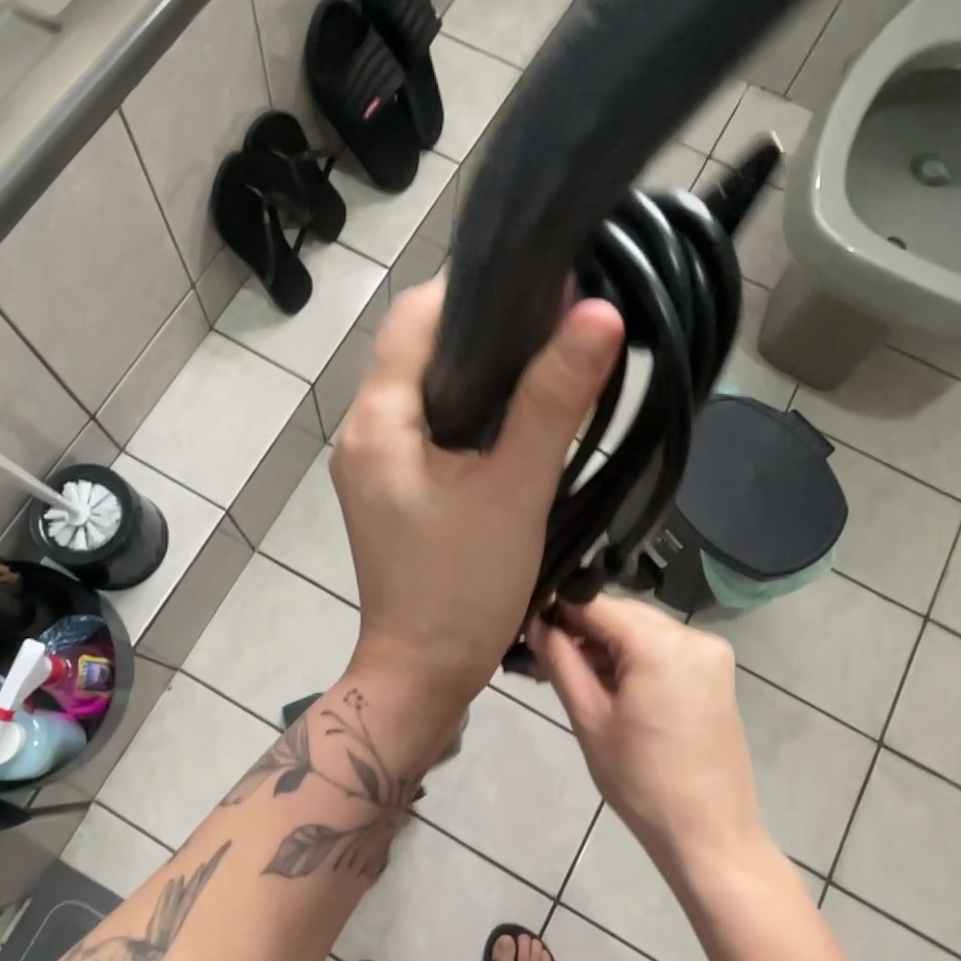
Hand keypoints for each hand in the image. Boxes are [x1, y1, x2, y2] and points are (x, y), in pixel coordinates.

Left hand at [333, 277, 623, 708]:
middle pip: (417, 350)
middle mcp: (362, 431)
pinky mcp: (389, 489)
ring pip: (424, 390)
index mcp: (378, 420)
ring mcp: (372, 463)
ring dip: (479, 373)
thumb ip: (553, 400)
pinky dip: (468, 413)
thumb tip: (598, 311)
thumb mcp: (516, 490)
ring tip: (547, 362)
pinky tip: (516, 419)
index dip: (475, 291)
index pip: (414, 317)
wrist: (423, 674)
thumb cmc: (463, 587)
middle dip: (484, 331)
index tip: (542, 287)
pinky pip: (426, 428)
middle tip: (557, 323)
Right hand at [528, 596, 765, 865]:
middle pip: (621, 614)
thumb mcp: (589, 719)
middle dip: (581, 629)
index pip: (596, 604)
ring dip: (605, 644)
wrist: (709, 834)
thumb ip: (560, 662)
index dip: (558, 611)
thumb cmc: (641, 782)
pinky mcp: (715, 671)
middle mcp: (693, 636)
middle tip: (541, 656)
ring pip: (641, 630)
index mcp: (662, 645)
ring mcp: (710, 652)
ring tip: (568, 673)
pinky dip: (632, 657)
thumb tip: (534, 623)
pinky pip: (663, 647)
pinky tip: (606, 682)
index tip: (527, 626)